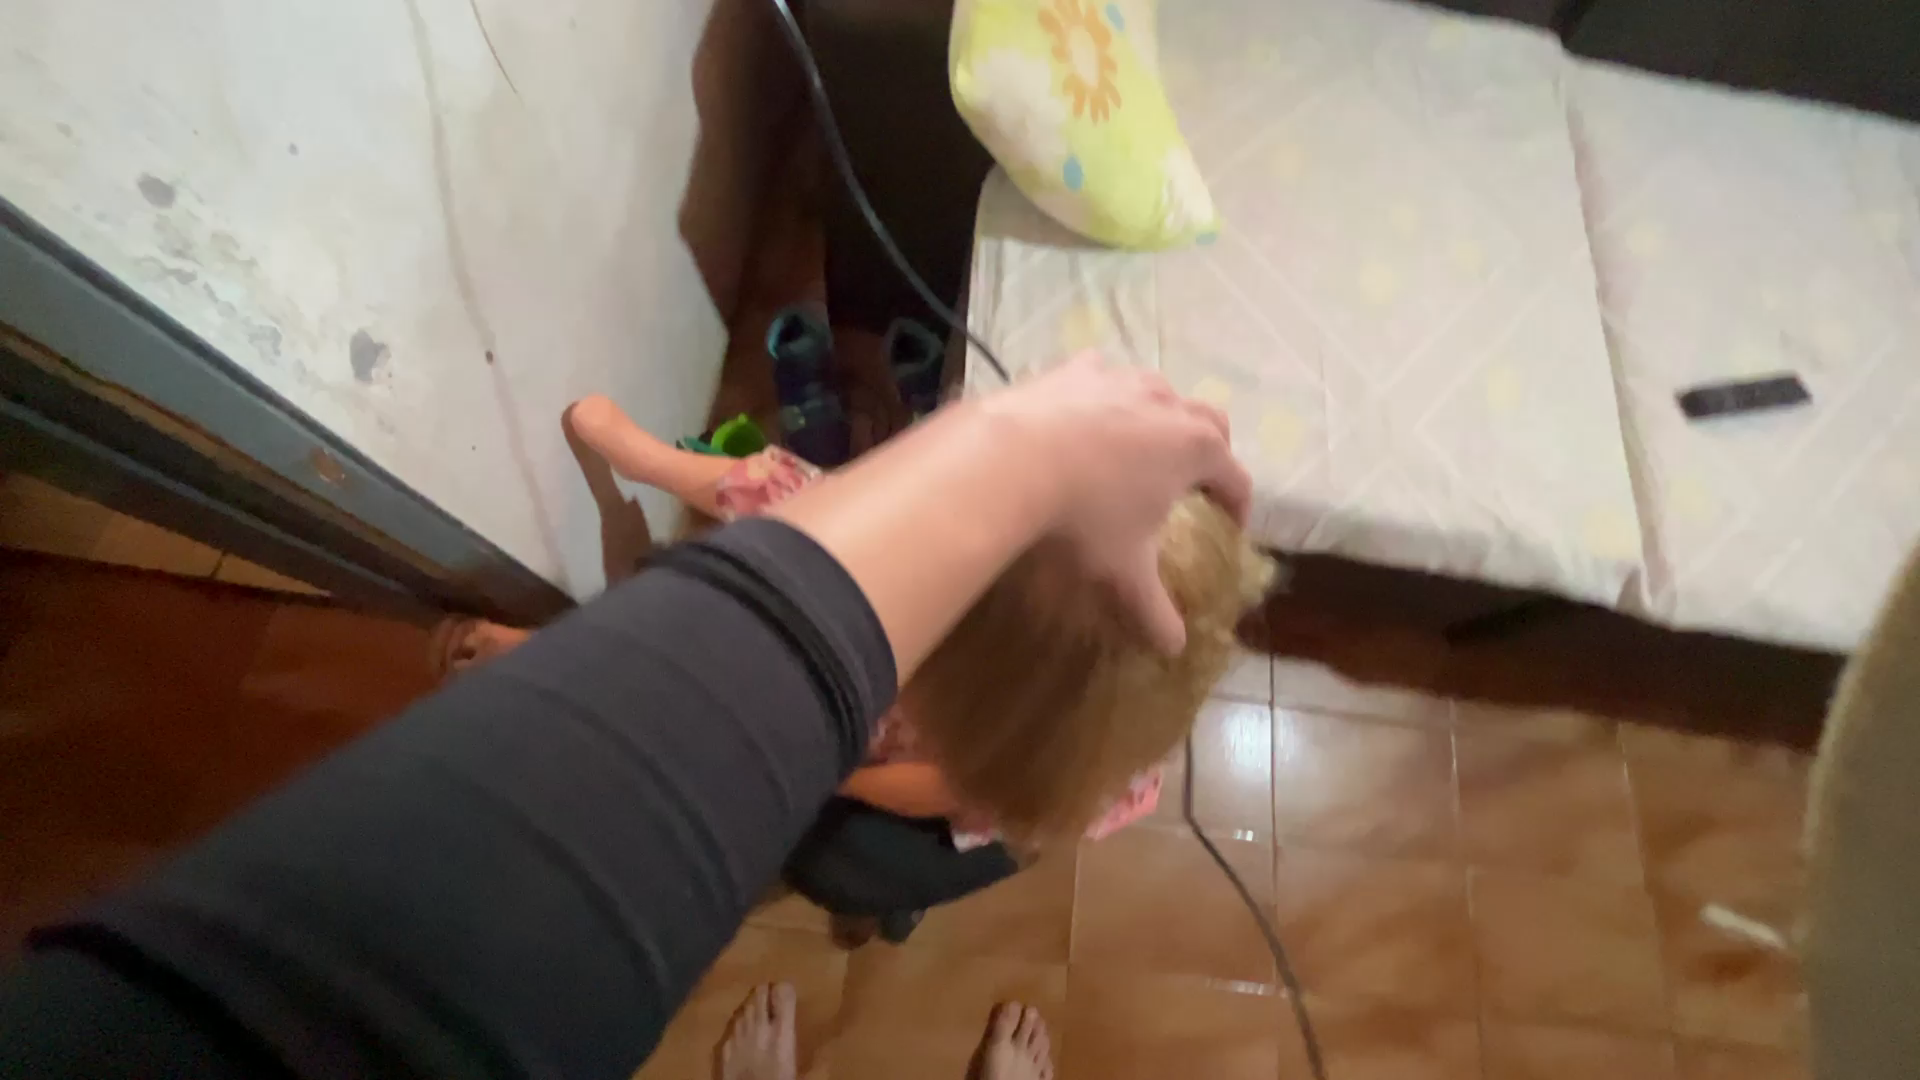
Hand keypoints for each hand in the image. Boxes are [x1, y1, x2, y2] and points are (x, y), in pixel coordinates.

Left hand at [982, 352, 1252, 653]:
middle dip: (1211, 453)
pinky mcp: (1073, 369)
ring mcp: (1119, 379)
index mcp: (1194, 448)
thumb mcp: (1122, 571)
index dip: (1238, 504)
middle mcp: (1166, 403)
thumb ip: (1153, 610)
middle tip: (1197, 482)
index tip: (1231, 525)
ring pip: (1157, 392)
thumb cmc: (1082, 517)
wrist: (1008, 460)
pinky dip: (1105, 397)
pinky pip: (1102, 377)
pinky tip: (1085, 416)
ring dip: (1160, 418)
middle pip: (1209, 423)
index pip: (1235, 477)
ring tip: (1141, 447)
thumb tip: (1175, 648)